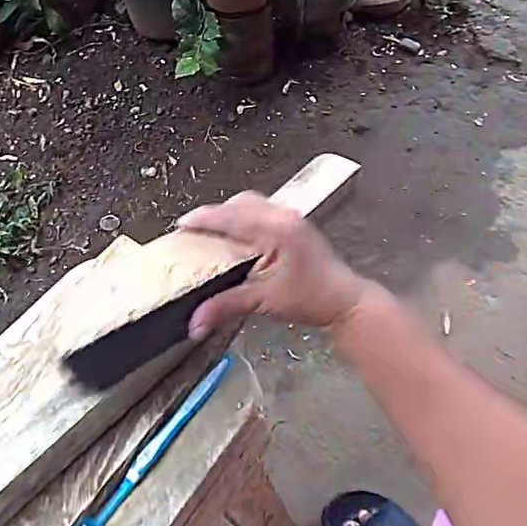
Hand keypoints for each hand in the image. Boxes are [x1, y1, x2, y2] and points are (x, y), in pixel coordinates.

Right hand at [178, 192, 375, 339]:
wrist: (344, 300)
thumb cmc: (313, 297)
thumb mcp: (265, 302)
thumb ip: (226, 306)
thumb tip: (195, 321)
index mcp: (276, 228)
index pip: (231, 216)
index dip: (203, 219)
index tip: (182, 225)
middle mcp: (284, 216)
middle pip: (240, 203)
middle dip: (216, 215)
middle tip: (195, 232)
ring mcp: (292, 218)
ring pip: (253, 205)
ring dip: (231, 216)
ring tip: (213, 235)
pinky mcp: (296, 226)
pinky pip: (264, 213)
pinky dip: (246, 221)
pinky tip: (238, 240)